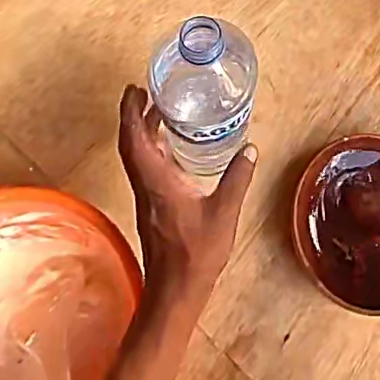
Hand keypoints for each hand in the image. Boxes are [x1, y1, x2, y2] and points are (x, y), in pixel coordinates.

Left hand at [117, 85, 255, 305]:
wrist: (174, 291)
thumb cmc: (196, 253)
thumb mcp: (223, 213)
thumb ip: (237, 179)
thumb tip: (250, 149)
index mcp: (156, 181)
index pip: (134, 139)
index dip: (130, 112)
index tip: (135, 89)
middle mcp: (144, 183)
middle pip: (129, 141)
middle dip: (132, 113)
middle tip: (143, 90)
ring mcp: (145, 194)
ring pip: (135, 154)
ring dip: (139, 128)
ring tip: (155, 108)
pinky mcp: (150, 203)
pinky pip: (143, 165)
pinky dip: (149, 146)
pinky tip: (167, 143)